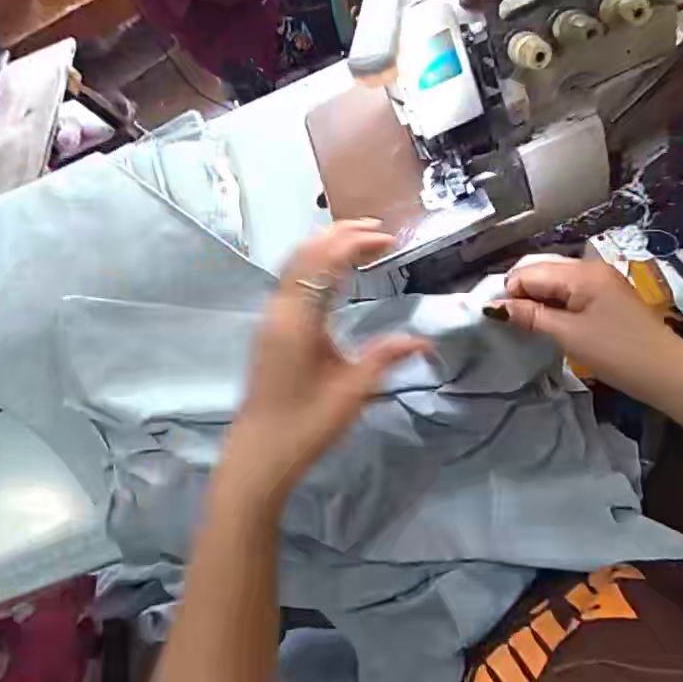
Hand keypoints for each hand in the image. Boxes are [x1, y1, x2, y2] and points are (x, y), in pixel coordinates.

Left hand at [215, 220, 429, 508]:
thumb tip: (422, 340)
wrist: (260, 453)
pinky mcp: (268, 328)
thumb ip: (386, 357)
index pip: (326, 261)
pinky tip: (330, 272)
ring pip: (293, 263)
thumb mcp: (353, 391)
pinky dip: (311, 263)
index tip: (388, 241)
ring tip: (356, 240)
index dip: (357, 243)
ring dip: (323, 245)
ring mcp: (269, 317)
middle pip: (305, 252)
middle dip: (339, 233)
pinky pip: (288, 279)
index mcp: (298, 319)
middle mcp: (279, 309)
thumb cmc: (307, 424)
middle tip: (375, 228)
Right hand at [488, 258, 682, 396]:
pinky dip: (553, 301)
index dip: (509, 292)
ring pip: (554, 278)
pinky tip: (549, 320)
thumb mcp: (568, 335)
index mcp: (581, 272)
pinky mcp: (606, 294)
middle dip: (520, 291)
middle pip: (540, 269)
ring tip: (527, 323)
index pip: (528, 272)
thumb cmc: (617, 353)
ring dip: (536, 297)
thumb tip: (493, 306)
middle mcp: (590, 267)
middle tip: (510, 321)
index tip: (499, 318)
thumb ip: (529, 316)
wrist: (670, 374)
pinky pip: (569, 288)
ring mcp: (600, 279)